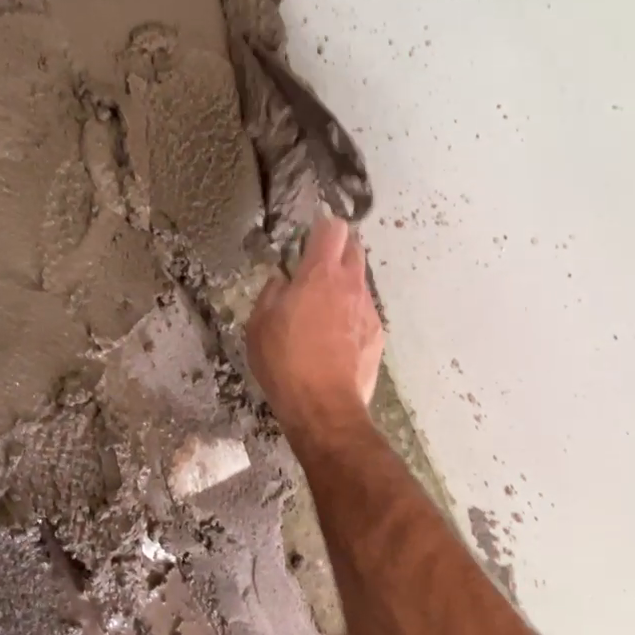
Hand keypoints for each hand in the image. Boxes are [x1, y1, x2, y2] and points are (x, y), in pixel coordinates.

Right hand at [246, 216, 382, 437]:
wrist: (323, 405)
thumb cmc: (284, 361)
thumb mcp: (258, 325)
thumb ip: (271, 294)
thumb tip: (281, 282)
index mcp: (319, 274)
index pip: (332, 228)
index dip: (320, 228)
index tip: (306, 239)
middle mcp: (350, 284)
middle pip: (354, 247)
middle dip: (337, 250)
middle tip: (314, 268)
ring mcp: (368, 309)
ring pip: (359, 282)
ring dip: (343, 285)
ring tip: (320, 311)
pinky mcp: (377, 334)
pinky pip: (363, 311)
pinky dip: (350, 314)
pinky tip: (333, 339)